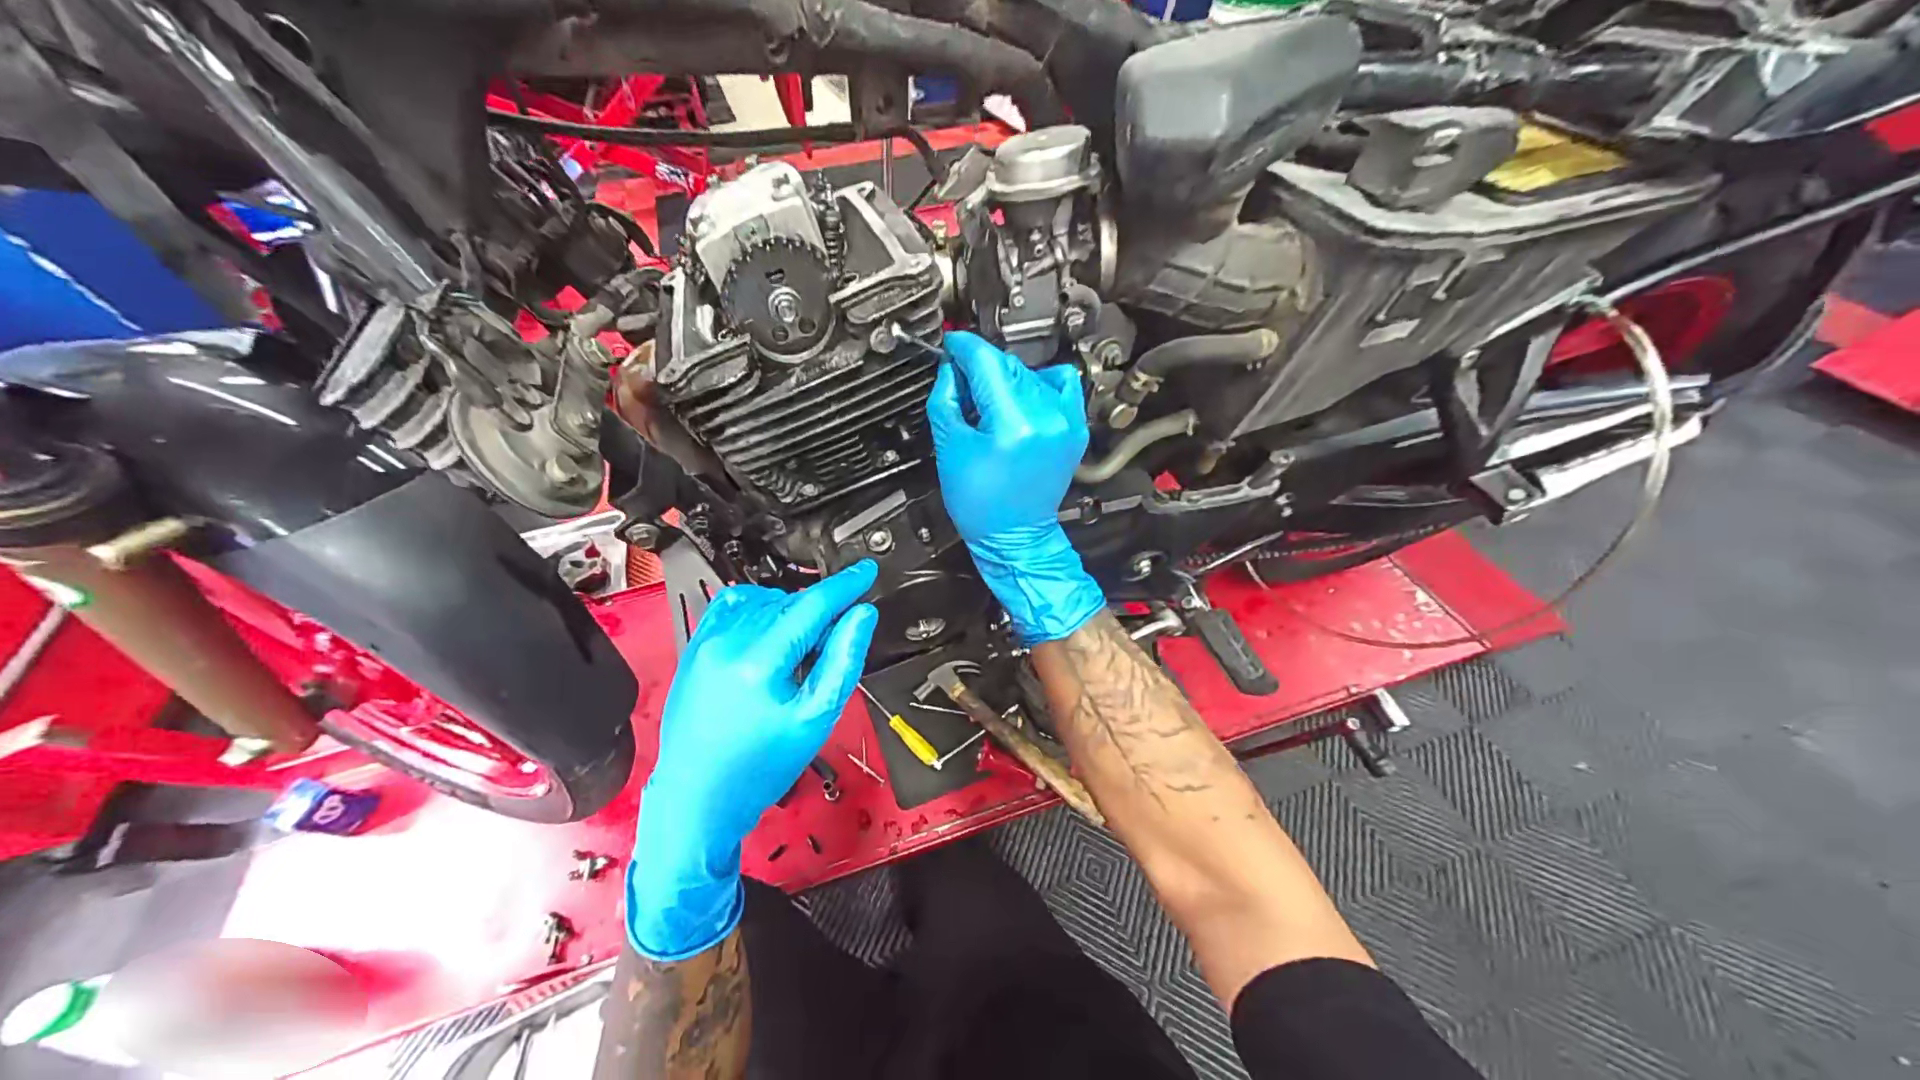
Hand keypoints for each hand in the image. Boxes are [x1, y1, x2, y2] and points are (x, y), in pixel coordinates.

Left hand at [625, 560, 878, 960]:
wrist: (700, 796)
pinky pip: (734, 606)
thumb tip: (860, 616)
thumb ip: (843, 659)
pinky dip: (761, 610)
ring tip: (799, 653)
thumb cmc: (756, 767)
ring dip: (792, 611)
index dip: (846, 584)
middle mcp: (727, 641)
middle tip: (832, 646)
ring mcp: (707, 641)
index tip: (865, 571)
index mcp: (759, 660)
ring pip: (765, 600)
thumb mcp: (816, 717)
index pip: (812, 604)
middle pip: (790, 600)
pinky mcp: (696, 646)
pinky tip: (772, 636)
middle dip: (820, 612)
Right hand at [927, 331, 1104, 643]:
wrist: (1015, 537)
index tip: (950, 345)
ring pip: (1029, 372)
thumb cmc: (983, 506)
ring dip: (1004, 378)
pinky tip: (1020, 399)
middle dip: (979, 367)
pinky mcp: (1074, 428)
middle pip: (1007, 364)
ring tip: (987, 404)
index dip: (962, 348)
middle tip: (959, 382)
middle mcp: (1046, 416)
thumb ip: (946, 399)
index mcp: (1013, 422)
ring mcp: (1065, 421)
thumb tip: (950, 369)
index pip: (986, 360)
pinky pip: (1060, 385)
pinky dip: (1038, 384)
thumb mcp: (950, 448)